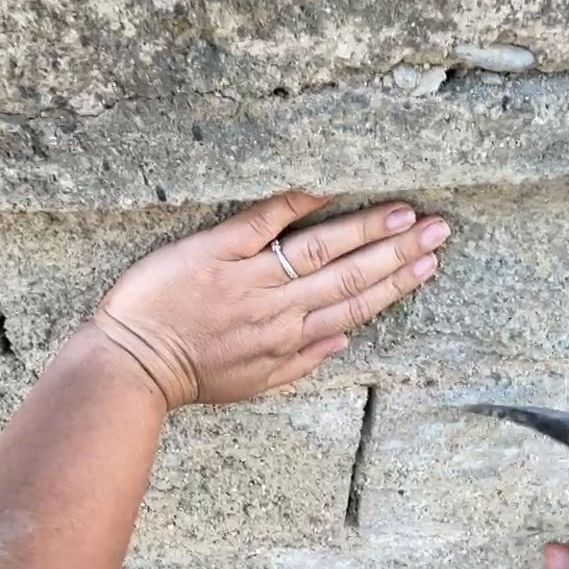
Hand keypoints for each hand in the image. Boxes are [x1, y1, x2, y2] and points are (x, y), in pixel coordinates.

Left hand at [85, 191, 447, 407]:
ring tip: (405, 213)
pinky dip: (294, 202)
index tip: (427, 264)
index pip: (354, 305)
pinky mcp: (214, 251)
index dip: (395, 283)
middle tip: (438, 228)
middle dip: (398, 252)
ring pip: (318, 250)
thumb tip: (343, 341)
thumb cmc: (189, 376)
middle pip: (349, 275)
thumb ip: (300, 363)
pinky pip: (260, 221)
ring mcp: (248, 277)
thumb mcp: (251, 384)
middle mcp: (278, 307)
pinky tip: (327, 183)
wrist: (130, 365)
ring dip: (365, 231)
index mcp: (288, 338)